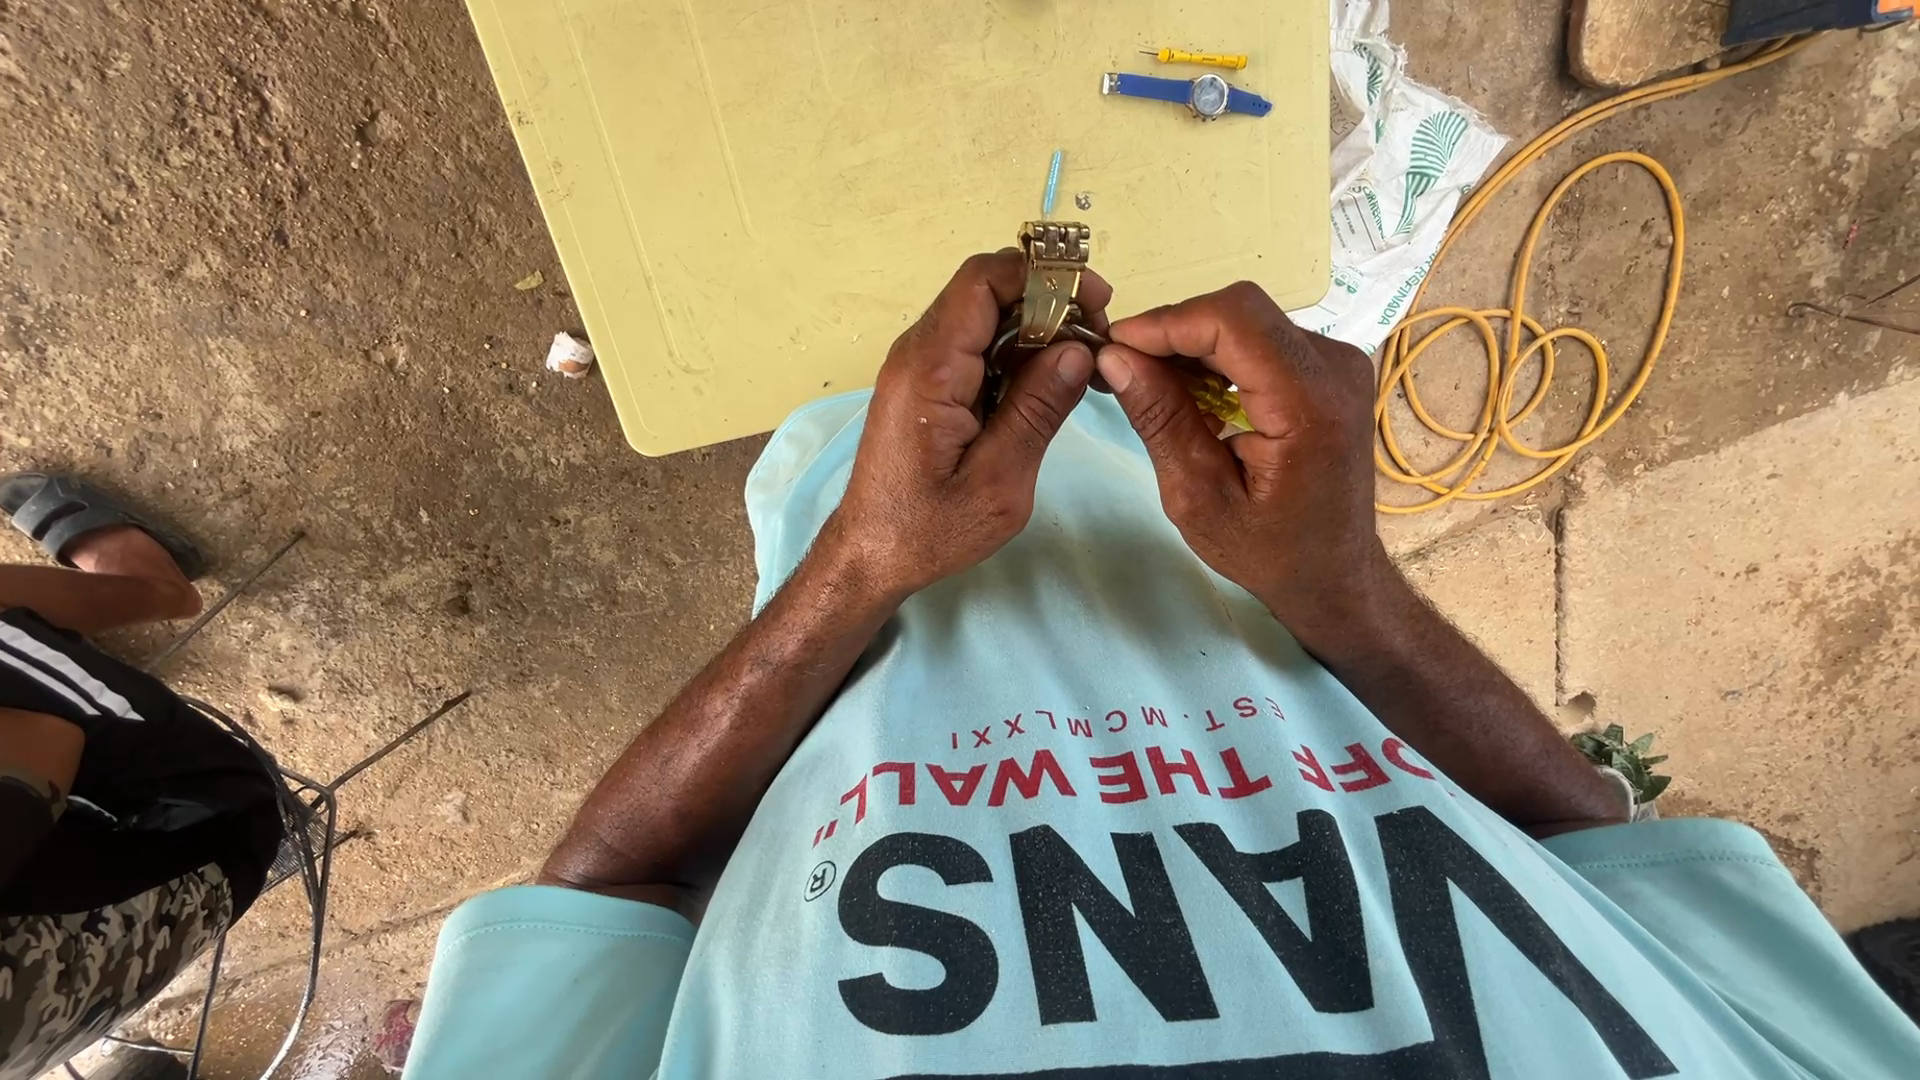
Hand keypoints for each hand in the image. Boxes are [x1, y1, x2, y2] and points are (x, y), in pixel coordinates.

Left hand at [823, 251, 1106, 598]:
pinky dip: (1014, 358)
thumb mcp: (998, 480)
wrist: (870, 554)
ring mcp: (918, 370)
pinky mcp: (925, 388)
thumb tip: (1078, 350)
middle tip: (1095, 344)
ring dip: (1035, 333)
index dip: (1044, 276)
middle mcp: (918, 355)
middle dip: (1048, 304)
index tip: (1093, 304)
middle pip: (987, 294)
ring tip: (1081, 369)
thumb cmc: (929, 529)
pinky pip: (974, 351)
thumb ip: (1037, 411)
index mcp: (931, 369)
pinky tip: (1046, 388)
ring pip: (984, 322)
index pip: (983, 280)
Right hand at [1095, 282, 1394, 645]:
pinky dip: (1214, 356)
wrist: (1333, 572)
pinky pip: (1260, 340)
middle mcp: (1334, 367)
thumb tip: (1114, 359)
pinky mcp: (1327, 370)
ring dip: (1189, 344)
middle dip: (1171, 332)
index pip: (1233, 320)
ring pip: (1246, 321)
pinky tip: (1184, 390)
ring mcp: (1336, 363)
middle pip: (1239, 312)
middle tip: (1119, 367)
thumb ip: (1161, 420)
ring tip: (1144, 381)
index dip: (1166, 322)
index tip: (1113, 347)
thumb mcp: (1198, 497)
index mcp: (1309, 403)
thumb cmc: (1267, 551)